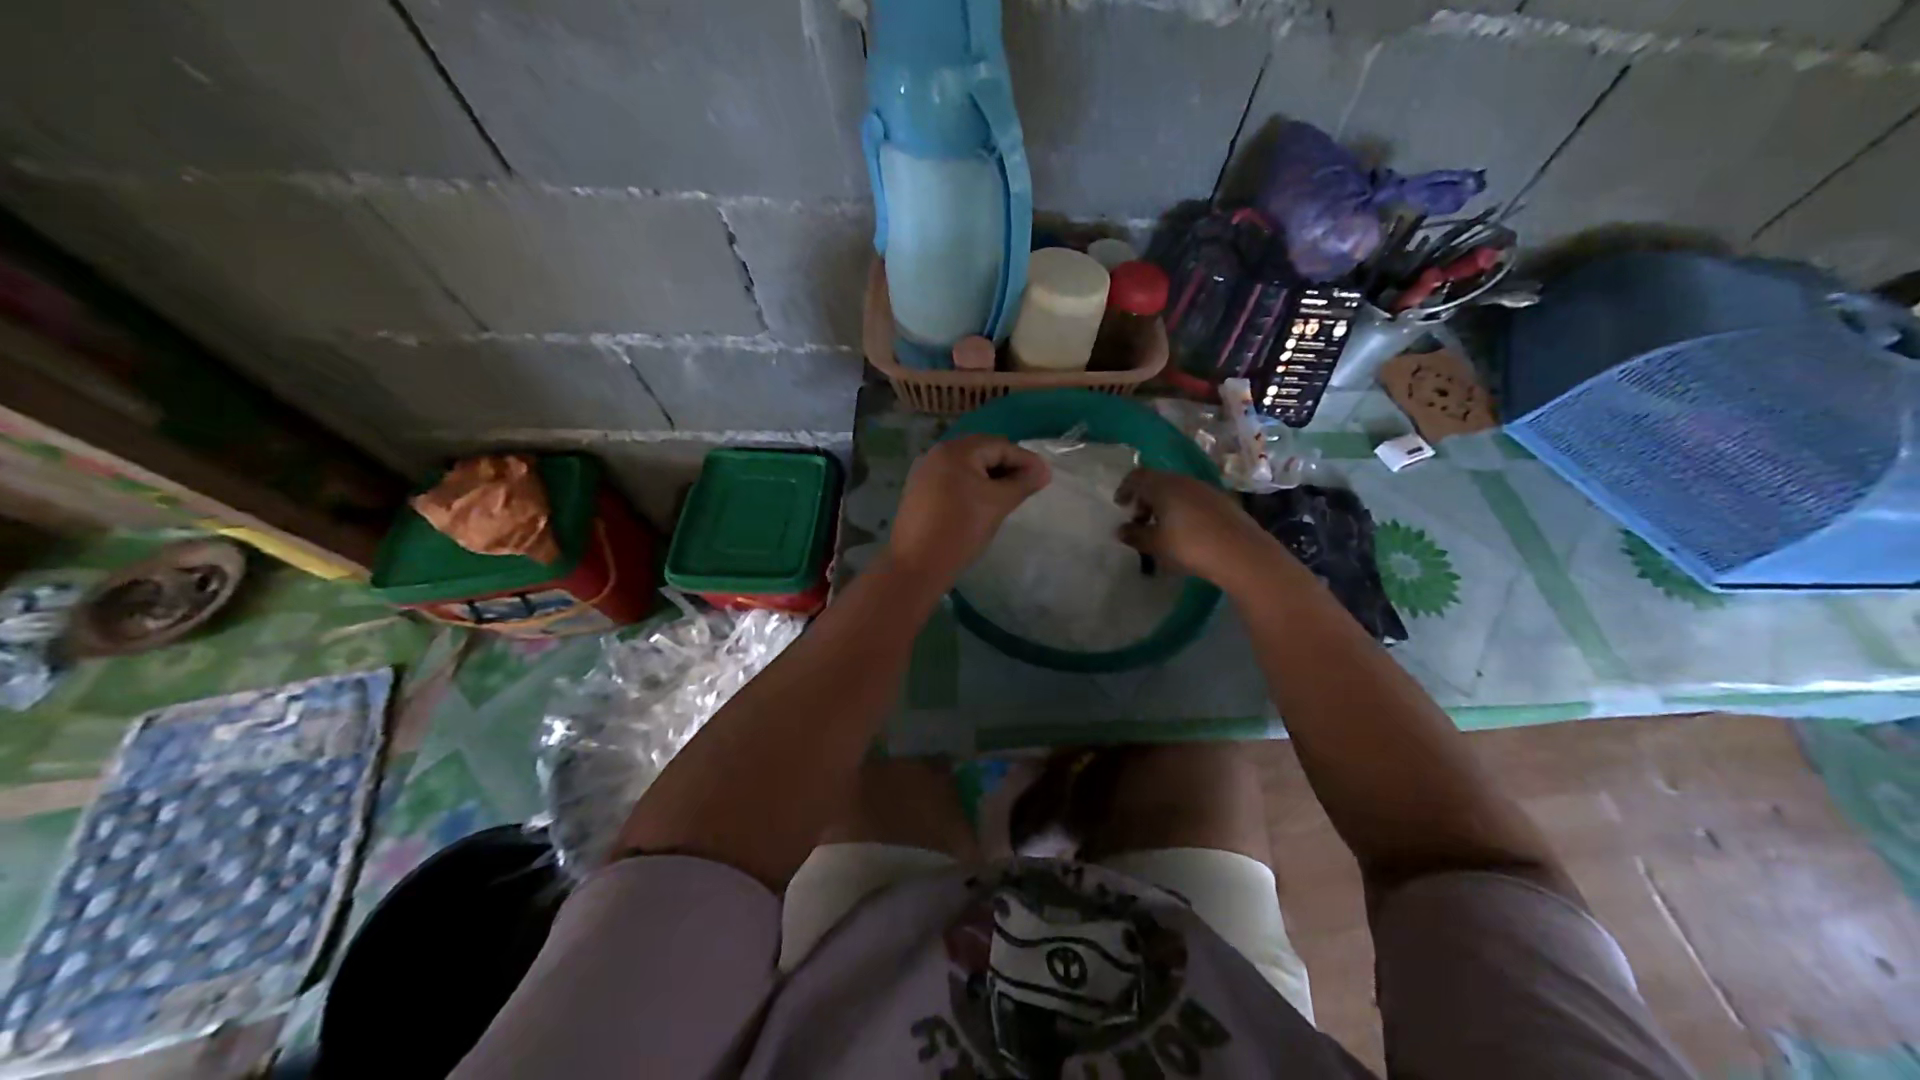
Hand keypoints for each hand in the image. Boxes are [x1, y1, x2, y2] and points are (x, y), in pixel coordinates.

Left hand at [885, 435, 1049, 583]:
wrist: (916, 565)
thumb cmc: (960, 530)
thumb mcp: (997, 504)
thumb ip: (1022, 483)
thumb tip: (1044, 470)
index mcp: (955, 451)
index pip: (999, 446)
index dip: (1025, 460)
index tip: (1045, 477)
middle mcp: (936, 454)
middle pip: (981, 452)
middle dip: (1007, 466)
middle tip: (1029, 485)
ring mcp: (924, 472)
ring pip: (966, 467)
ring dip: (990, 477)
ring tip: (1009, 495)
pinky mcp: (919, 491)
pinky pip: (952, 479)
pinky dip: (972, 486)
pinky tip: (983, 503)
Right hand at [1115, 468, 1279, 590]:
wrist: (1241, 553)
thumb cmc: (1189, 546)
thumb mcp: (1155, 545)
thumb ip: (1135, 535)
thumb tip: (1121, 530)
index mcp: (1163, 486)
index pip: (1137, 476)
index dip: (1125, 489)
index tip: (1121, 506)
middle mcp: (1183, 481)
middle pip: (1157, 482)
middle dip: (1145, 500)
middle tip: (1140, 521)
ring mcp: (1205, 490)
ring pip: (1177, 491)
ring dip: (1164, 506)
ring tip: (1162, 529)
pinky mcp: (1222, 501)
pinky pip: (1193, 500)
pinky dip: (1182, 510)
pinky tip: (1185, 532)